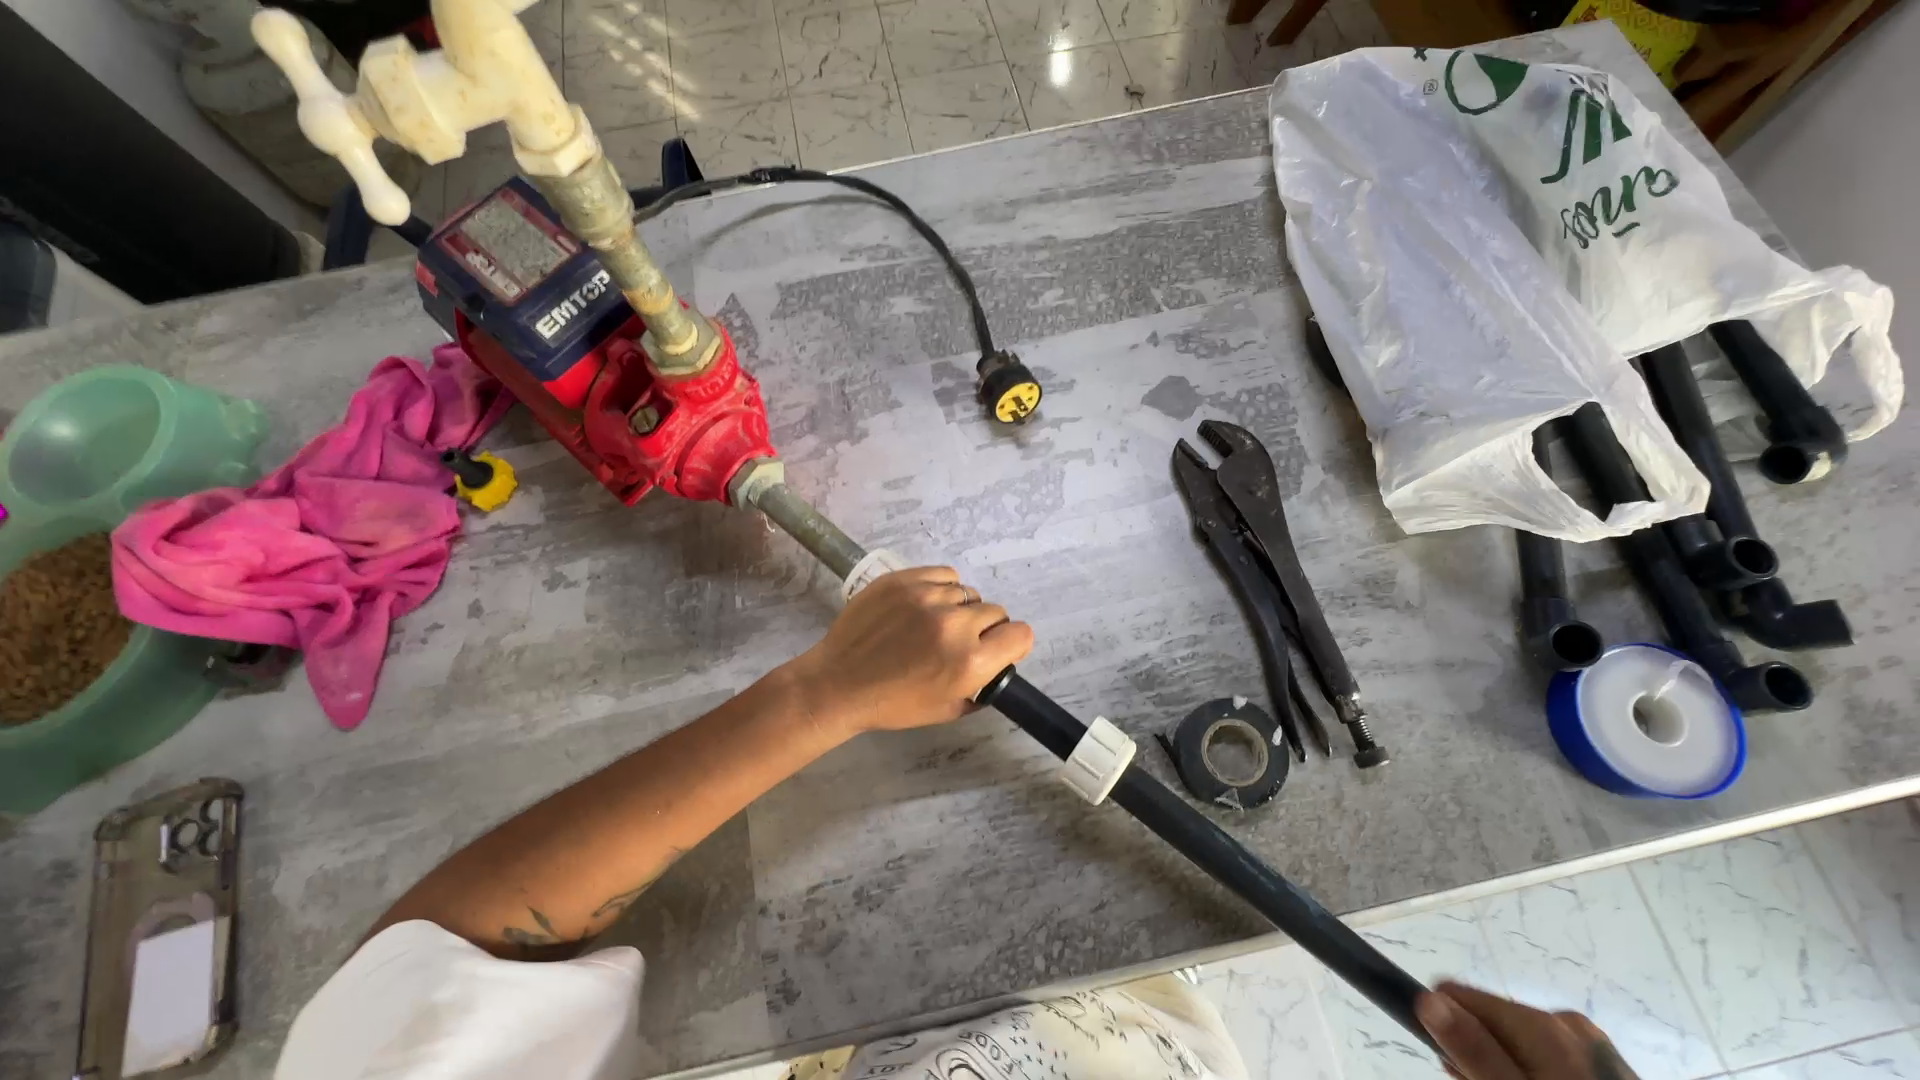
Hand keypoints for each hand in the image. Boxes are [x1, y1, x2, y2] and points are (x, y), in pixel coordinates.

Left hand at [788, 566, 1034, 737]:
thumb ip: (982, 685)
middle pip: (996, 612)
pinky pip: (944, 575)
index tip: (997, 649)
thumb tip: (999, 664)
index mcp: (970, 662)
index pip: (1021, 634)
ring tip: (934, 624)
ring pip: (968, 593)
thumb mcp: (949, 710)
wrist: (839, 683)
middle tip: (959, 641)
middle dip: (985, 627)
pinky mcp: (904, 580)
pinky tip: (924, 605)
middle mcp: (955, 625)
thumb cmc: (894, 704)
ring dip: (960, 608)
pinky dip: (941, 588)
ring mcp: (927, 597)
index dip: (1012, 644)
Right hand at [1418, 983, 1638, 1079]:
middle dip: (1478, 1058)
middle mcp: (1566, 1023)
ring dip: (1505, 1070)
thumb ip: (1471, 1050)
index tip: (1455, 1072)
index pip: (1457, 996)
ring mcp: (1592, 1046)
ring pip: (1519, 1043)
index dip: (1447, 1033)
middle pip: (1490, 1022)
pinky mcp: (1606, 1067)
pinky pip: (1549, 1059)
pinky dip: (1534, 1077)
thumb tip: (1426, 998)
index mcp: (1541, 1024)